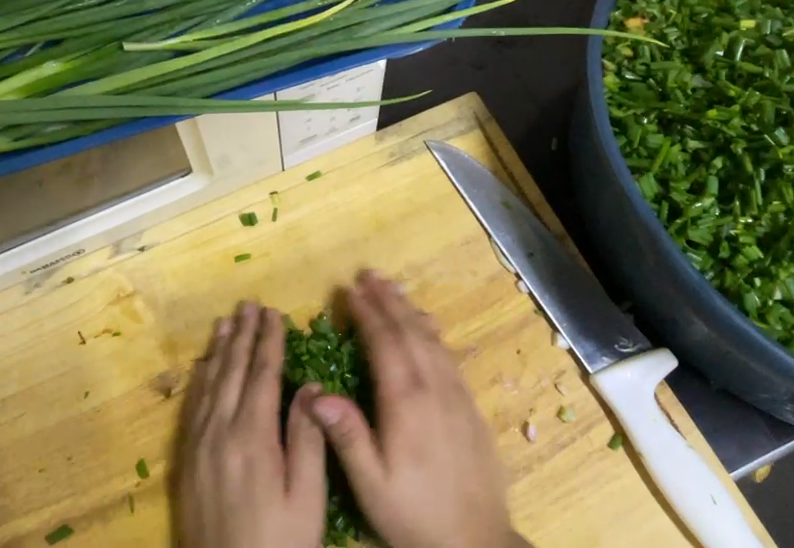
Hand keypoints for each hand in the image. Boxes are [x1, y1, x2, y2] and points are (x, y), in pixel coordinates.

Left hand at [176, 301, 329, 547]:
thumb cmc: (280, 544)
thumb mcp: (307, 499)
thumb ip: (308, 440)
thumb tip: (311, 386)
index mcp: (253, 436)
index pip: (262, 374)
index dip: (268, 341)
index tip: (274, 313)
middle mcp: (221, 431)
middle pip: (233, 370)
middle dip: (243, 334)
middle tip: (249, 304)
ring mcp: (199, 444)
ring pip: (209, 383)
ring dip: (219, 349)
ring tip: (226, 321)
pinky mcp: (186, 459)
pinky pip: (193, 405)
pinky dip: (200, 378)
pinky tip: (204, 367)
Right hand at [303, 271, 520, 547]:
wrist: (477, 543)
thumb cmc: (415, 515)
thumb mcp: (372, 485)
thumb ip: (346, 436)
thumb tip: (316, 392)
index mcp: (406, 403)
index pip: (384, 343)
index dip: (366, 313)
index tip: (349, 289)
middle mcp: (434, 389)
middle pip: (409, 332)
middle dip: (387, 300)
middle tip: (368, 273)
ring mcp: (457, 396)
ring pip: (432, 340)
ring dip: (410, 310)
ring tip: (393, 288)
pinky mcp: (471, 409)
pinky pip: (449, 356)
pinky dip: (433, 333)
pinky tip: (427, 328)